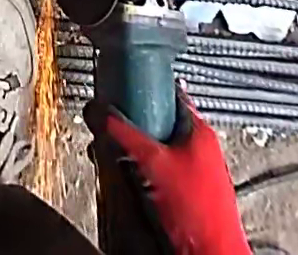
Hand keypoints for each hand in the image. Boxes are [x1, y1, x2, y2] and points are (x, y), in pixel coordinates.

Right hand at [88, 93, 250, 254]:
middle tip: (115, 128)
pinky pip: (157, 171)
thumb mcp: (152, 162)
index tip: (124, 84)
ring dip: (134, 152)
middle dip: (132, 126)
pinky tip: (130, 181)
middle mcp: (199, 147)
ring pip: (156, 148)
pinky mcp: (185, 193)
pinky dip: (141, 171)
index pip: (169, 92)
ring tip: (118, 157)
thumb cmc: (198, 213)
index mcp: (198, 130)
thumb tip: (99, 112)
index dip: (145, 86)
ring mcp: (193, 171)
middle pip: (158, 121)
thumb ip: (123, 134)